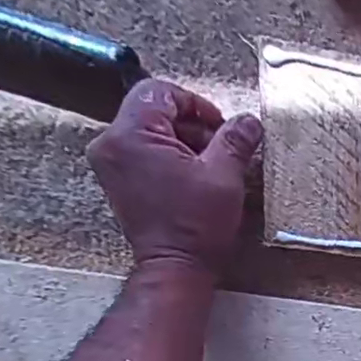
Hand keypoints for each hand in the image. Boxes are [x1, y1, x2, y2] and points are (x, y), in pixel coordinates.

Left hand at [86, 78, 262, 269]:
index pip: (161, 91)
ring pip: (149, 132)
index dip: (197, 105)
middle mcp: (111, 143)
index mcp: (131, 133)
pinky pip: (143, 154)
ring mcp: (110, 165)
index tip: (221, 128)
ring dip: (182, 143)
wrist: (175, 270)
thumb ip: (236, 139)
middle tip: (220, 149)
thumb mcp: (225, 176)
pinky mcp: (117, 183)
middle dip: (191, 126)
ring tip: (209, 168)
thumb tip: (249, 120)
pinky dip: (168, 159)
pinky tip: (192, 180)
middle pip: (153, 111)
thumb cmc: (196, 227)